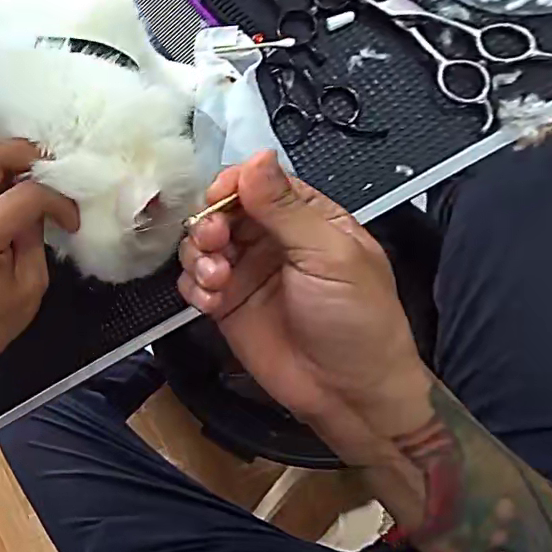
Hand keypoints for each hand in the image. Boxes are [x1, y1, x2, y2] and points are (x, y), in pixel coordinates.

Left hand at [0, 140, 78, 386]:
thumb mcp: (30, 284)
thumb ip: (36, 237)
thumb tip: (42, 207)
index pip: (23, 195)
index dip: (56, 200)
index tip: (70, 219)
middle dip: (26, 155)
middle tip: (55, 168)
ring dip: (11, 166)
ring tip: (41, 181)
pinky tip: (19, 196)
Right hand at [177, 151, 429, 454]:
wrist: (349, 393)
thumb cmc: (357, 319)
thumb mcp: (328, 256)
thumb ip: (286, 208)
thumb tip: (257, 158)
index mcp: (306, 217)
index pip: (258, 183)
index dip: (233, 185)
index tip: (218, 199)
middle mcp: (272, 239)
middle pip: (222, 210)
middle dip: (210, 221)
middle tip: (214, 241)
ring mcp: (247, 272)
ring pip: (202, 243)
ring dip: (197, 254)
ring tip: (216, 277)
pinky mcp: (227, 306)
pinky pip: (194, 282)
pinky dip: (193, 286)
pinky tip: (210, 300)